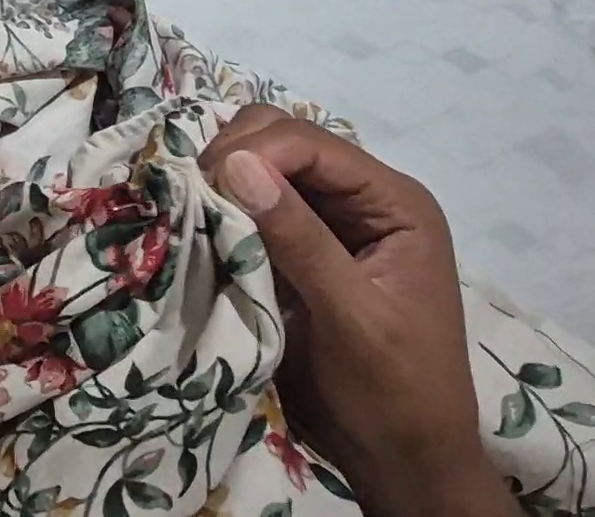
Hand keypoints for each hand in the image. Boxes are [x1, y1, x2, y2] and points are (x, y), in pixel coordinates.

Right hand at [200, 105, 516, 516]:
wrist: (401, 459)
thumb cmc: (395, 393)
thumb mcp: (353, 319)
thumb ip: (300, 239)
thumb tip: (236, 164)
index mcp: (394, 202)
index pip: (309, 142)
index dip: (251, 151)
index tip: (202, 186)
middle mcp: (361, 194)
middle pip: (282, 135)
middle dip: (231, 154)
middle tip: (194, 195)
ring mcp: (328, 214)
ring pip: (260, 158)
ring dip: (221, 173)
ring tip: (193, 205)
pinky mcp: (297, 236)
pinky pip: (251, 196)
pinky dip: (220, 200)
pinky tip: (199, 217)